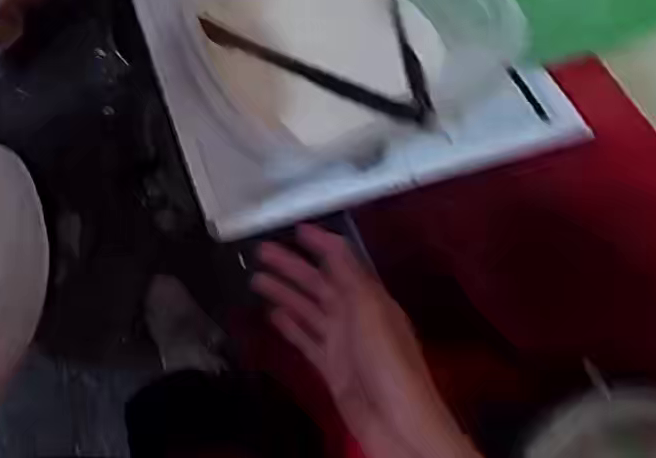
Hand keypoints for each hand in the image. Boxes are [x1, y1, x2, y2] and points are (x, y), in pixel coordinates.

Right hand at [253, 225, 480, 457]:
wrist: (400, 429)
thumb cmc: (387, 361)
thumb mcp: (370, 308)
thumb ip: (348, 272)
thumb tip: (328, 238)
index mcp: (368, 297)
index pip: (340, 261)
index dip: (318, 244)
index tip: (294, 228)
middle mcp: (353, 315)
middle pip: (316, 283)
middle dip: (290, 265)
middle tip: (260, 250)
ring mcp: (340, 342)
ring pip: (305, 309)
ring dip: (282, 292)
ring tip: (255, 278)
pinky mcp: (329, 368)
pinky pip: (304, 339)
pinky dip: (288, 325)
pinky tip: (269, 313)